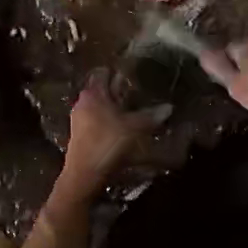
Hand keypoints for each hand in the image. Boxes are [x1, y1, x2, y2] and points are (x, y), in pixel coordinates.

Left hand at [58, 71, 165, 191]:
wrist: (85, 175)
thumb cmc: (109, 143)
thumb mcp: (135, 128)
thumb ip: (151, 116)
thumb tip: (168, 107)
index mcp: (92, 93)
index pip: (104, 72)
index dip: (119, 72)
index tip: (135, 75)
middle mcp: (82, 102)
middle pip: (102, 90)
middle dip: (119, 92)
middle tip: (140, 94)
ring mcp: (79, 120)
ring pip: (100, 107)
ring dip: (115, 109)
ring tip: (135, 112)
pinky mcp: (80, 136)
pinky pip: (97, 121)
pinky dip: (109, 122)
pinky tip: (123, 129)